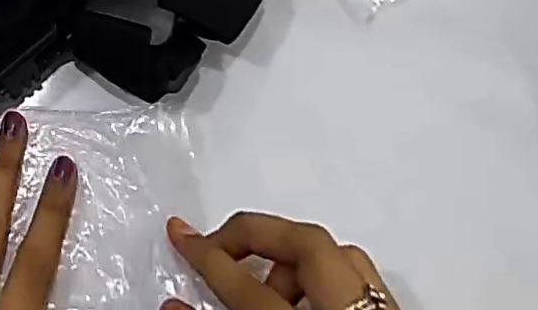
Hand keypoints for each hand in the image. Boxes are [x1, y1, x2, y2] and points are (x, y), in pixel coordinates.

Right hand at [163, 213, 398, 309]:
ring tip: (265, 290)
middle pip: (306, 244)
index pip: (247, 283)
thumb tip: (174, 304)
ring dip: (293, 263)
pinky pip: (363, 280)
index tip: (179, 235)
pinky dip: (328, 279)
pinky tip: (307, 302)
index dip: (205, 254)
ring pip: (342, 257)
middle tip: (221, 253)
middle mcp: (354, 309)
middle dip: (257, 240)